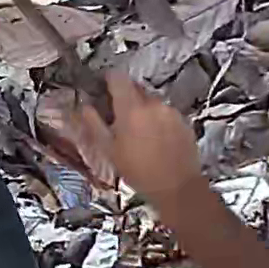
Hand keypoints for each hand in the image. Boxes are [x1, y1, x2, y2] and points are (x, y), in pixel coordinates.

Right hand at [84, 71, 203, 203]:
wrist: (179, 190)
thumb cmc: (138, 170)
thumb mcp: (109, 149)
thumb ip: (94, 123)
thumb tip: (84, 106)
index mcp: (131, 108)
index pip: (118, 77)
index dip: (109, 79)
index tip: (104, 89)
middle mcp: (153, 103)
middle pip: (135, 87)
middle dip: (126, 97)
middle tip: (120, 116)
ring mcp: (171, 112)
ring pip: (151, 100)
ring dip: (143, 109)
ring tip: (140, 131)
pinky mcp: (184, 122)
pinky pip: (165, 112)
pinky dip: (158, 118)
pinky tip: (156, 138)